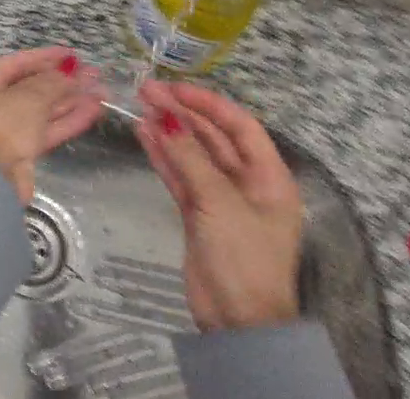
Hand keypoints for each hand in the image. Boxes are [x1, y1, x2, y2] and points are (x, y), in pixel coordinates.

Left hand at [0, 47, 103, 203]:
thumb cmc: (2, 125)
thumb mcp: (28, 98)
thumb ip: (51, 84)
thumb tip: (68, 73)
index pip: (18, 63)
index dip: (46, 57)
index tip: (72, 54)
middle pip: (34, 85)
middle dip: (64, 80)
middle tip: (94, 73)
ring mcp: (9, 126)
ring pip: (45, 108)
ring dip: (73, 99)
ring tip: (102, 90)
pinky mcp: (24, 149)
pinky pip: (49, 127)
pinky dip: (71, 118)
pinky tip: (95, 108)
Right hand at [136, 80, 302, 331]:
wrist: (239, 321)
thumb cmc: (244, 258)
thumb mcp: (219, 203)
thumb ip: (190, 157)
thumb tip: (164, 116)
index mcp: (270, 178)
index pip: (241, 127)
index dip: (208, 104)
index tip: (174, 88)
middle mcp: (247, 183)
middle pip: (213, 138)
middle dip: (182, 114)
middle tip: (146, 92)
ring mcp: (221, 199)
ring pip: (193, 154)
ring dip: (169, 131)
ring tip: (139, 107)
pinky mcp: (198, 214)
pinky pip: (180, 176)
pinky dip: (162, 156)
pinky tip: (143, 136)